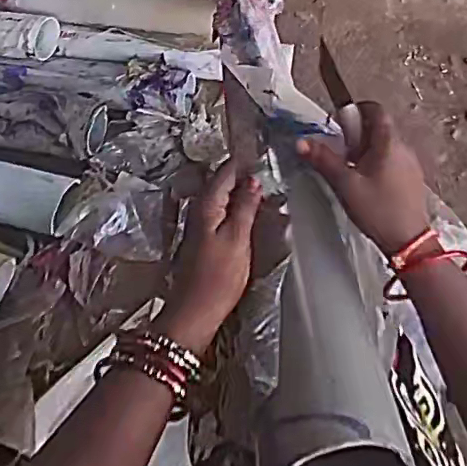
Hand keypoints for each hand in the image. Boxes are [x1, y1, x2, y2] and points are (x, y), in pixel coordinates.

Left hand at [158, 155, 263, 352]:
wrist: (195, 313)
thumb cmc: (217, 277)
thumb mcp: (238, 239)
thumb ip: (245, 207)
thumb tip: (253, 180)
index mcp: (207, 204)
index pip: (226, 171)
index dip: (245, 161)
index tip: (264, 152)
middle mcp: (201, 208)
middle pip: (224, 181)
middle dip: (245, 174)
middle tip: (271, 168)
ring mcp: (202, 222)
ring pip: (225, 197)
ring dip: (243, 191)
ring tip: (268, 188)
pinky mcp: (207, 237)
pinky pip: (224, 211)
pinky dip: (239, 207)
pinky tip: (254, 212)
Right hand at [297, 102, 430, 255]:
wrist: (409, 244)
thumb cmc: (378, 210)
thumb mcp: (345, 184)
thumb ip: (323, 160)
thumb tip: (301, 142)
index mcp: (389, 142)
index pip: (375, 110)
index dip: (356, 110)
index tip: (340, 124)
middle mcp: (403, 148)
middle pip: (379, 127)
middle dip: (357, 134)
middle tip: (341, 151)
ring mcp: (411, 164)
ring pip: (385, 144)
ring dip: (366, 149)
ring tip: (351, 169)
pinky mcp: (413, 179)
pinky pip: (393, 160)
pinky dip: (377, 162)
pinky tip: (367, 183)